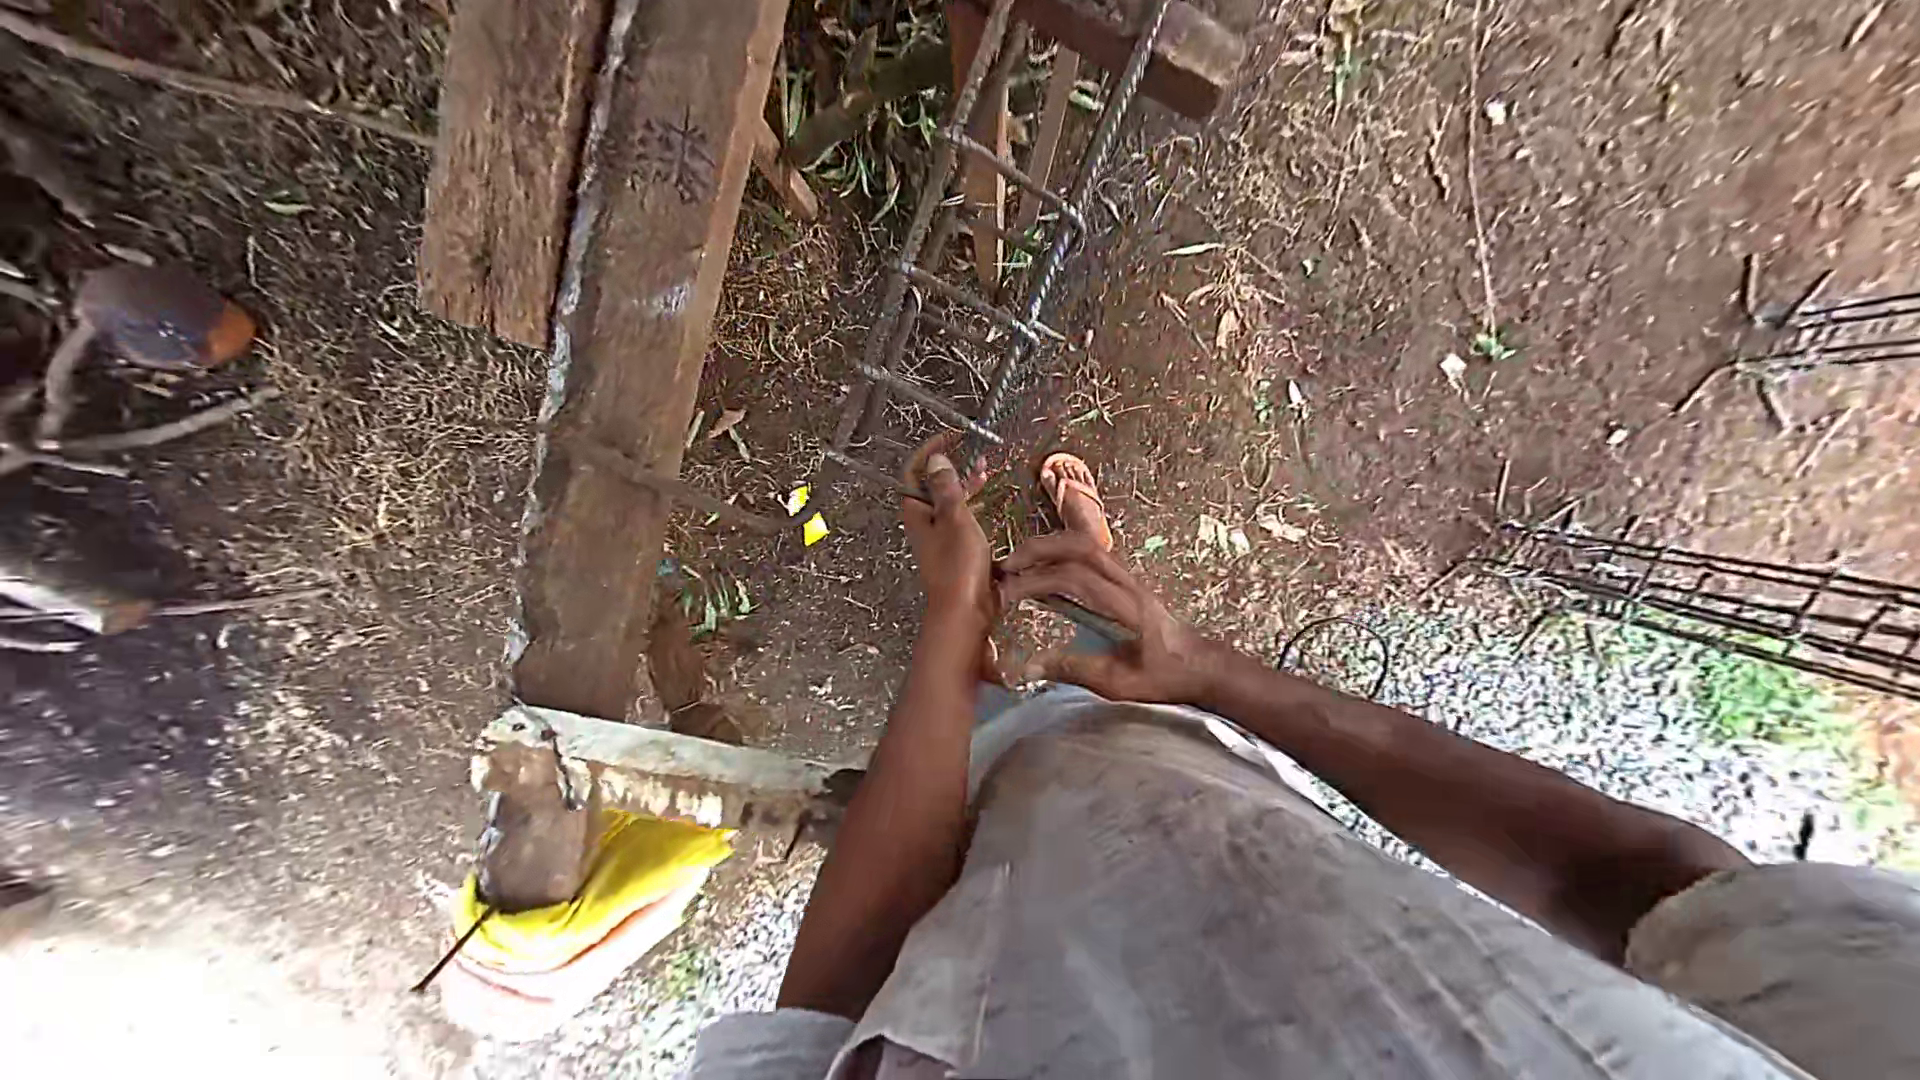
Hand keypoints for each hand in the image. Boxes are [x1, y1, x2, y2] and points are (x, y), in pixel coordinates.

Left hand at [901, 434, 991, 629]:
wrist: (966, 611)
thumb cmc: (958, 566)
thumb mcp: (955, 519)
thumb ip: (947, 489)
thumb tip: (936, 461)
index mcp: (917, 514)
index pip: (913, 473)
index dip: (928, 453)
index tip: (949, 439)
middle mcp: (925, 525)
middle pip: (932, 487)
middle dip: (951, 468)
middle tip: (972, 454)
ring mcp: (941, 539)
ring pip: (950, 503)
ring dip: (964, 486)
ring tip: (985, 472)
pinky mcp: (958, 552)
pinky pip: (963, 521)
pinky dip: (974, 508)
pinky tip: (989, 505)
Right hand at [997, 530, 1230, 703]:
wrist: (1201, 664)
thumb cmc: (1164, 677)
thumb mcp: (1120, 683)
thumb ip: (1075, 670)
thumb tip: (1028, 667)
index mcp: (1126, 606)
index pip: (1075, 578)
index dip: (1036, 581)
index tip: (1007, 594)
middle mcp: (1126, 581)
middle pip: (1079, 545)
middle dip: (1037, 549)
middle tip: (1005, 567)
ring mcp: (1126, 575)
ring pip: (1085, 542)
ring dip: (1047, 546)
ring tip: (1016, 563)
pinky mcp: (1123, 577)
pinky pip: (1089, 551)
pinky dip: (1059, 551)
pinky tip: (1041, 566)